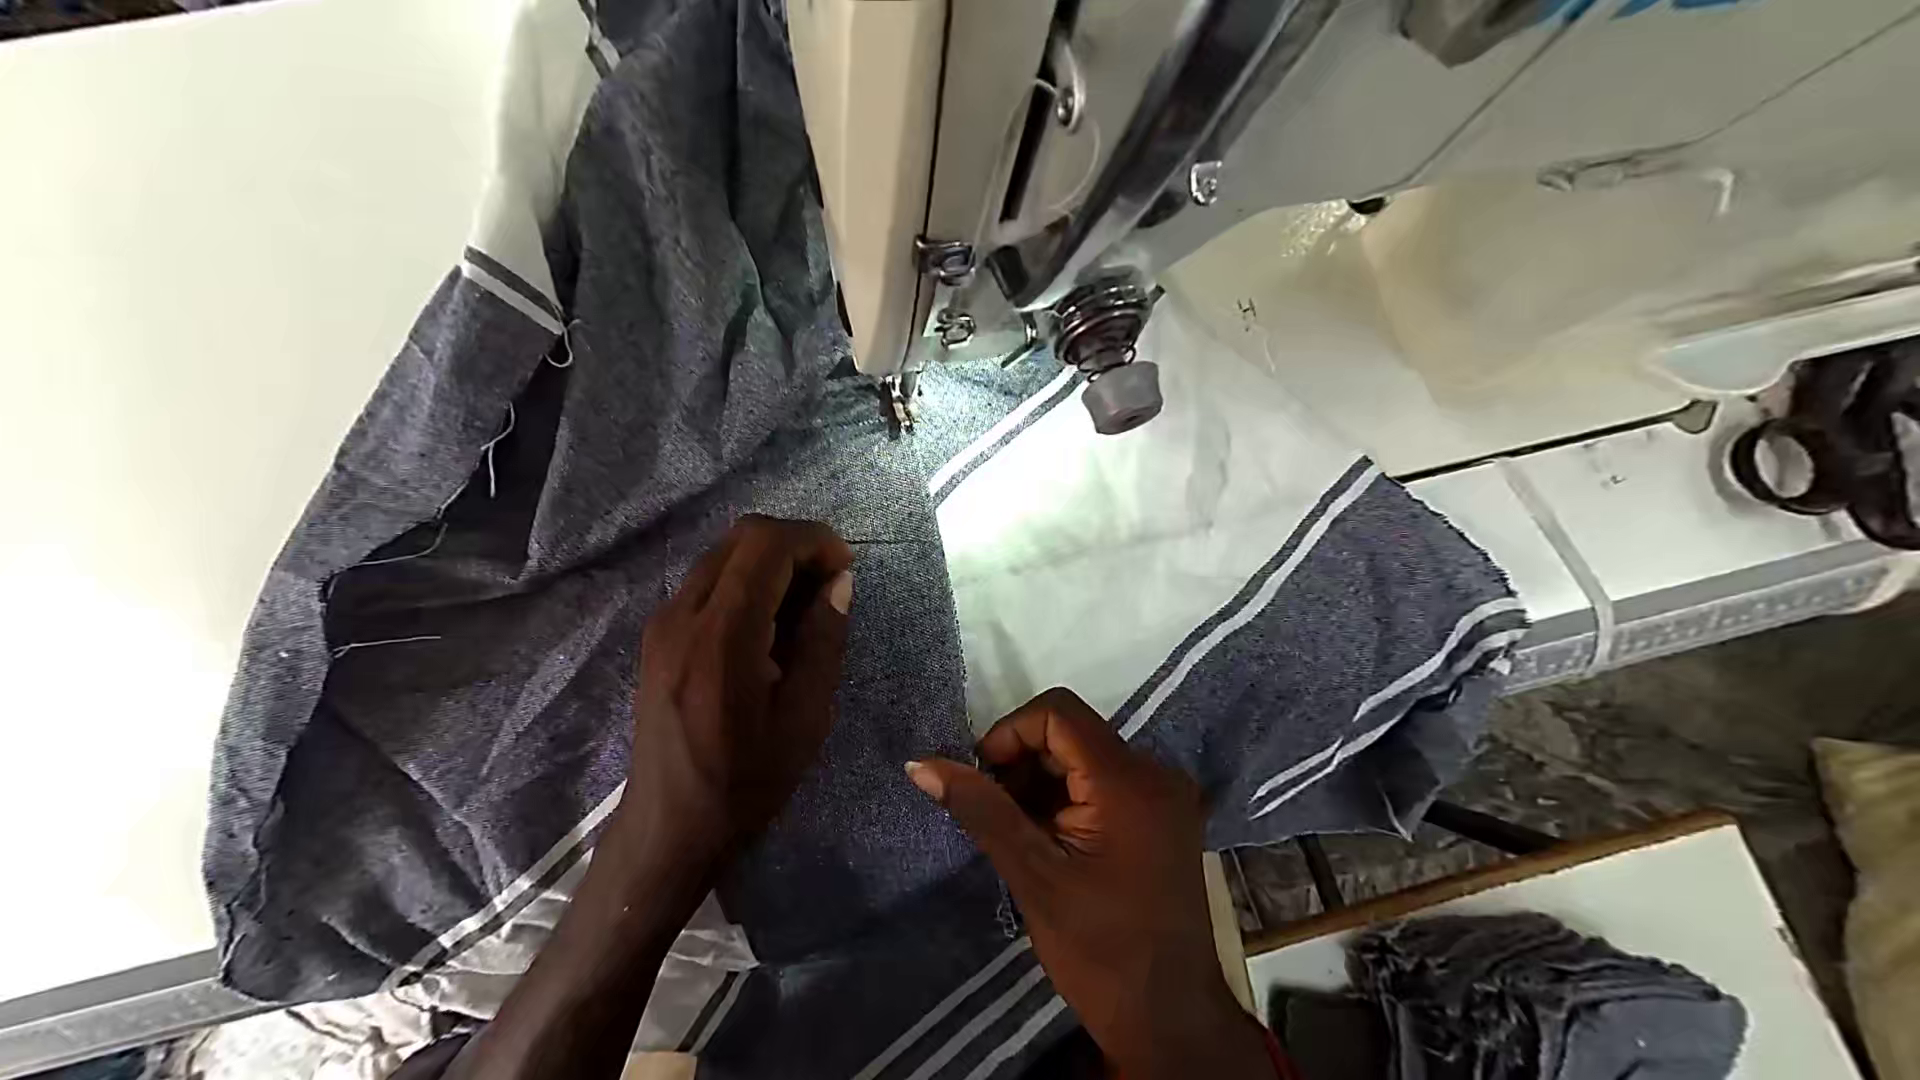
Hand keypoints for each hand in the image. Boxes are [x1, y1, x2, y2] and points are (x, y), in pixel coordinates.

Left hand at [614, 515, 854, 869]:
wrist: (671, 826)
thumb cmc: (747, 779)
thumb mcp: (806, 715)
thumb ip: (824, 638)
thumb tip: (838, 581)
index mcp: (722, 636)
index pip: (766, 545)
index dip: (814, 539)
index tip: (845, 566)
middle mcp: (682, 615)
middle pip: (742, 536)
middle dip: (795, 543)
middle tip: (830, 579)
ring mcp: (663, 622)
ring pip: (724, 554)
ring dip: (771, 559)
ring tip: (805, 600)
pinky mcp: (658, 635)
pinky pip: (709, 580)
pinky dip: (748, 579)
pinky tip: (770, 620)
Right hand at [906, 688, 1272, 1079]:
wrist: (1171, 1022)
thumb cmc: (1100, 952)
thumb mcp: (1033, 875)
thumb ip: (980, 809)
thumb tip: (920, 763)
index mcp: (1128, 781)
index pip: (1057, 714)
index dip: (1009, 733)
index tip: (982, 778)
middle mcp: (1154, 772)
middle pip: (1070, 733)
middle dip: (1021, 763)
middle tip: (995, 812)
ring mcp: (1163, 793)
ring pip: (1083, 756)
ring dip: (1040, 782)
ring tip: (1020, 834)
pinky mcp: (1161, 814)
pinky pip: (1102, 780)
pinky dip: (1065, 796)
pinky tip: (1047, 838)